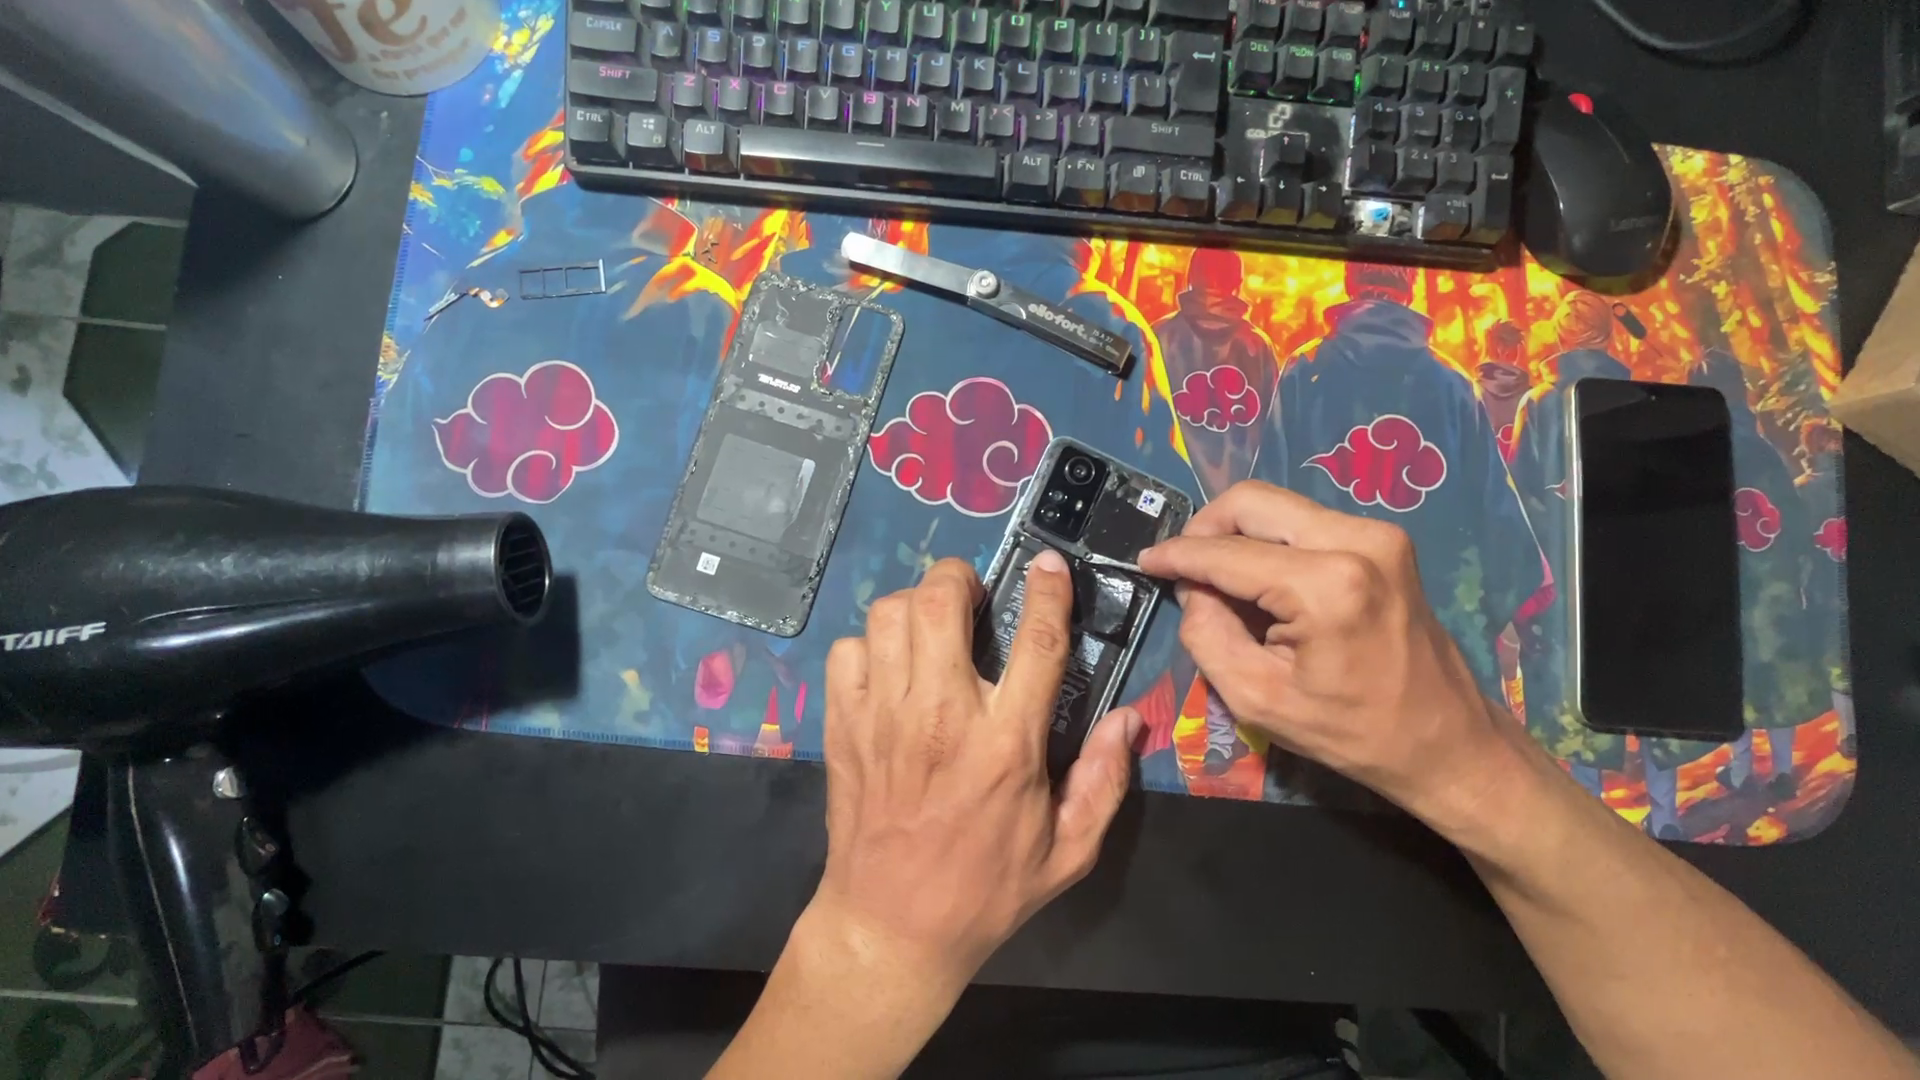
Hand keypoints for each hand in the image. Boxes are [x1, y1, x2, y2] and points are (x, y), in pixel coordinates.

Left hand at [810, 552, 1139, 989]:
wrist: (890, 926)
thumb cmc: (985, 889)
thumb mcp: (1069, 852)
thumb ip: (1105, 781)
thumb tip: (1129, 719)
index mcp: (1005, 743)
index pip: (1037, 643)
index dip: (1048, 592)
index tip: (1048, 564)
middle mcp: (941, 715)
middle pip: (942, 603)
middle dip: (960, 579)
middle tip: (974, 598)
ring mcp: (883, 716)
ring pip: (889, 615)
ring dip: (916, 605)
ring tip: (932, 627)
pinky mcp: (843, 725)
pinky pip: (847, 650)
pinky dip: (869, 643)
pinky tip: (888, 667)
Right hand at [1137, 481, 1518, 831]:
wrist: (1445, 740)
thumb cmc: (1350, 731)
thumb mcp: (1255, 698)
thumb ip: (1206, 633)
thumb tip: (1194, 588)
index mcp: (1326, 585)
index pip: (1226, 552)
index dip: (1177, 555)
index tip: (1145, 561)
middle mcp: (1357, 540)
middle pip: (1251, 501)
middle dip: (1205, 527)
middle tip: (1183, 566)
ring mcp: (1378, 533)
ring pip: (1276, 506)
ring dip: (1237, 535)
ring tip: (1221, 581)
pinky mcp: (1385, 539)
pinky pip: (1303, 521)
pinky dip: (1268, 542)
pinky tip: (1262, 583)